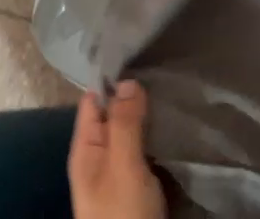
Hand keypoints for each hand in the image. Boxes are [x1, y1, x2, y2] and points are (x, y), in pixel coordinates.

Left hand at [69, 81, 166, 218]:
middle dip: (137, 95)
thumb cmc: (122, 212)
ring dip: (149, 115)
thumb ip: (123, 124)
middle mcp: (100, 155)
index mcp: (86, 148)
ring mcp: (119, 169)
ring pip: (134, 131)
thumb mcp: (122, 166)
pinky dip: (158, 134)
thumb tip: (127, 80)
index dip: (113, 78)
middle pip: (116, 114)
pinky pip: (147, 148)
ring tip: (172, 91)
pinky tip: (173, 122)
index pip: (93, 100)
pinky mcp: (139, 182)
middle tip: (164, 71)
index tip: (139, 57)